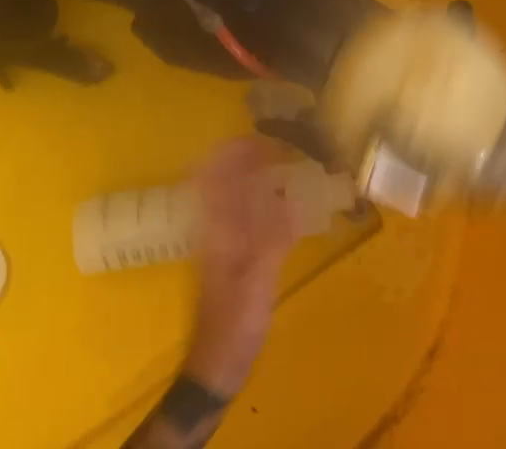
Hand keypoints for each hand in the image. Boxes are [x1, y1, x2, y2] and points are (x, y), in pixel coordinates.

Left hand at [182, 138, 301, 396]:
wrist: (215, 367)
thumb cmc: (235, 325)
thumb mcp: (258, 282)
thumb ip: (275, 239)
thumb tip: (291, 196)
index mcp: (216, 232)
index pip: (214, 178)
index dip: (231, 153)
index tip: (258, 136)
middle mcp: (214, 232)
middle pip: (221, 184)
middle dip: (243, 161)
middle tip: (275, 147)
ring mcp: (220, 247)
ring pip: (230, 201)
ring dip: (249, 180)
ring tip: (278, 167)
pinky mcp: (230, 262)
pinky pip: (241, 221)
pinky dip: (257, 205)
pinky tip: (279, 208)